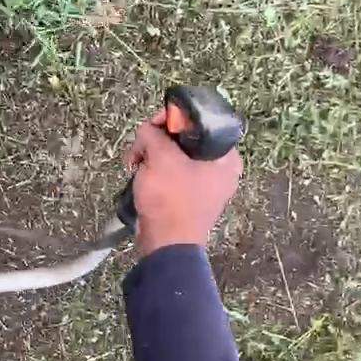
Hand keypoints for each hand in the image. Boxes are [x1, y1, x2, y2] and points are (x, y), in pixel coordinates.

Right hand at [122, 110, 241, 256]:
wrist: (167, 242)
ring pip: (174, 153)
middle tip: (139, 149)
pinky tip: (139, 173)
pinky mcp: (189, 193)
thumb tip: (148, 129)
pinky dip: (154, 168)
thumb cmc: (170, 198)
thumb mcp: (160, 158)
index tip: (152, 126)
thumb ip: (154, 134)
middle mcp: (220, 167)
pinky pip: (171, 169)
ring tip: (134, 164)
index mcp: (226, 157)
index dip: (173, 118)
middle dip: (156, 139)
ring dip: (151, 154)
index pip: (200, 122)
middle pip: (184, 137)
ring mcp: (205, 182)